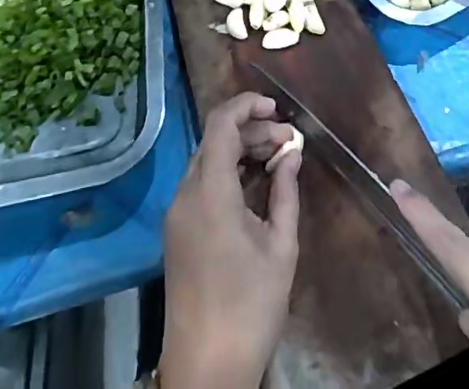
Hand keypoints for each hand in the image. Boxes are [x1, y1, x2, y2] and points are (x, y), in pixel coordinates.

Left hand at [159, 93, 302, 388]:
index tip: (279, 109)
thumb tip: (291, 152)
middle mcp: (186, 196)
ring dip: (241, 151)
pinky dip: (228, 172)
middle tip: (290, 143)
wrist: (206, 366)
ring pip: (207, 160)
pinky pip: (202, 183)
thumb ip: (286, 190)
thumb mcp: (281, 245)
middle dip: (253, 131)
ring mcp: (177, 214)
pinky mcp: (178, 231)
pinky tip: (256, 183)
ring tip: (279, 160)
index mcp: (211, 194)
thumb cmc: (251, 305)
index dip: (248, 106)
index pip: (221, 124)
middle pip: (215, 140)